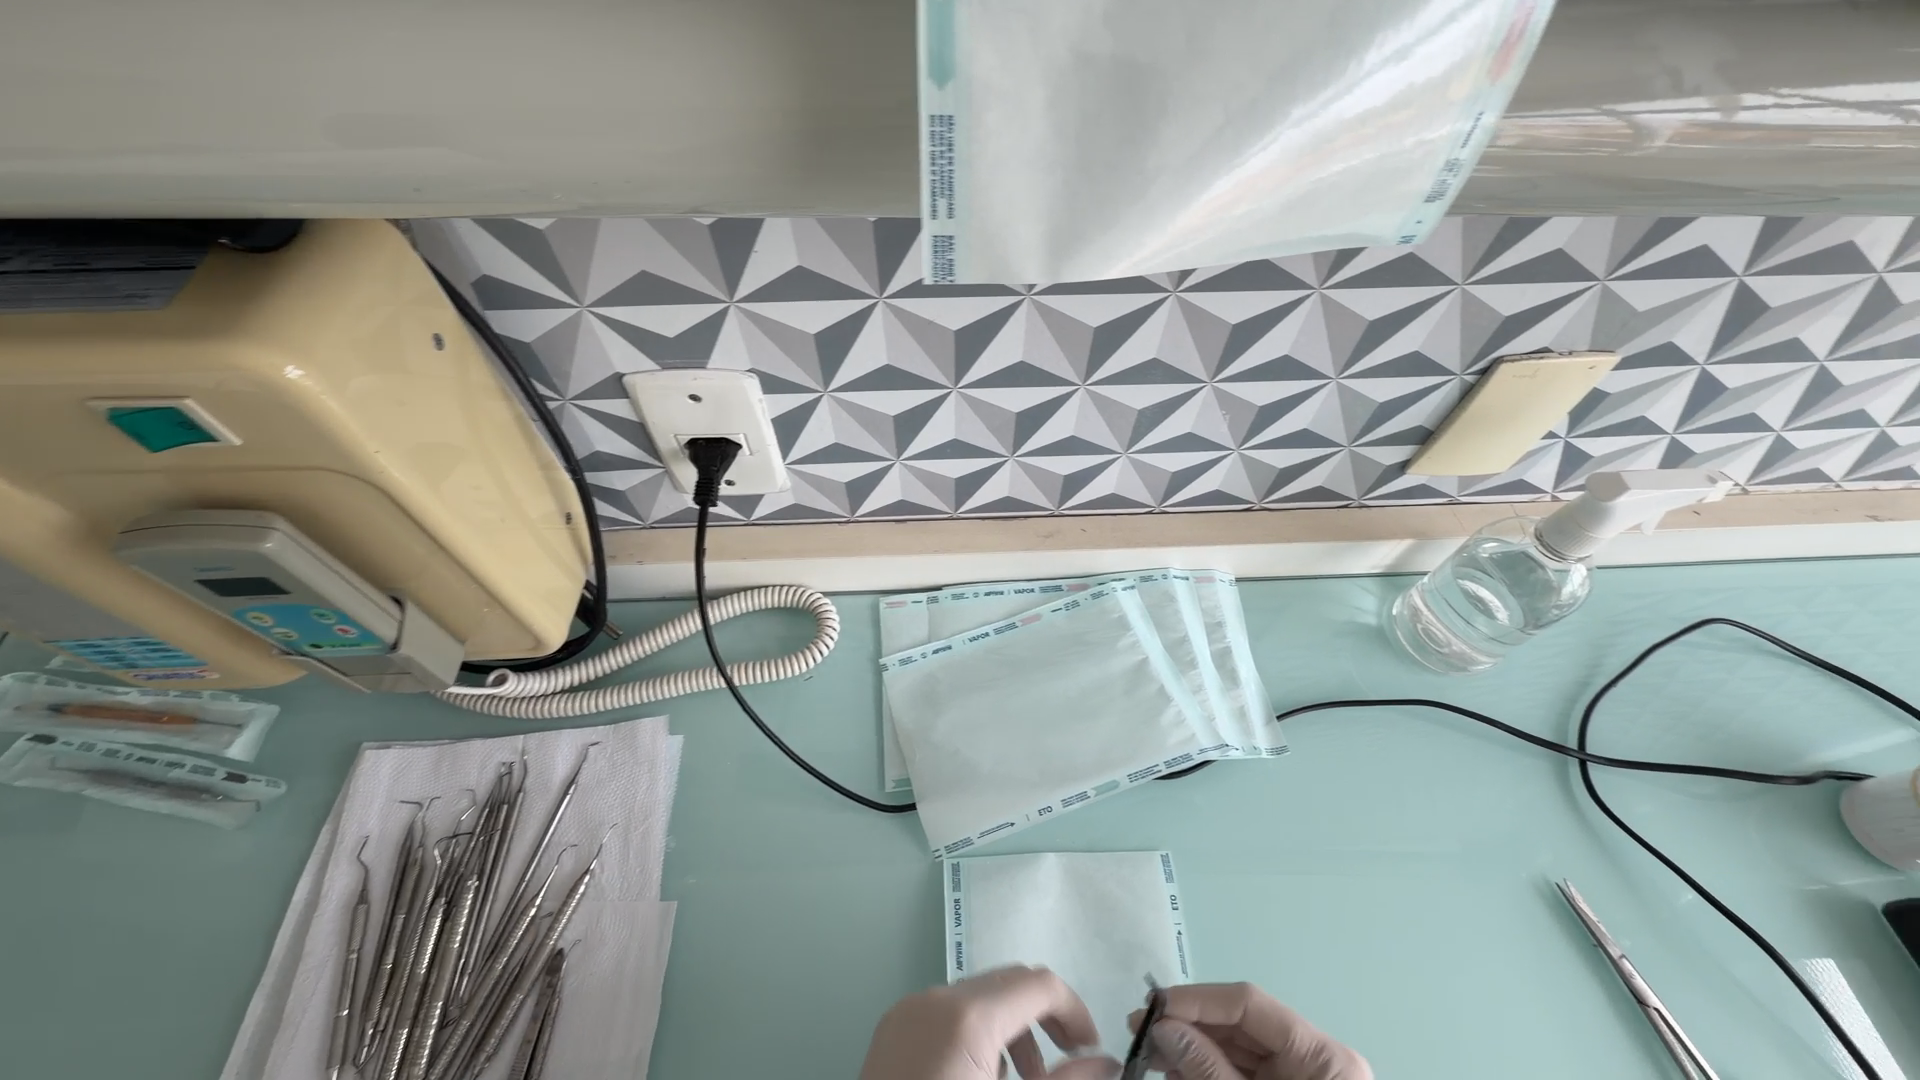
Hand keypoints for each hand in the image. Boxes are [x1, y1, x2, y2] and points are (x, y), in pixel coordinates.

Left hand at [859, 965, 1121, 1079]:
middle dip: (1044, 1019)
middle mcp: (936, 997)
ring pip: (977, 997)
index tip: (1093, 1051)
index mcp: (969, 1015)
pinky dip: (976, 1033)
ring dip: (1011, 1028)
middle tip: (1068, 1063)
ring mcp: (908, 1010)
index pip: (1039, 984)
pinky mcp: (891, 1028)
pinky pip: (947, 1013)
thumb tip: (1105, 1064)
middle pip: (1008, 984)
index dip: (1075, 1012)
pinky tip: (981, 1078)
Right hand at [1127, 983, 1368, 1079]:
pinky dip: (1204, 1073)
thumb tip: (1163, 1026)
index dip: (1196, 1000)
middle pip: (1241, 1027)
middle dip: (1188, 1027)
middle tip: (1139, 1033)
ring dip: (1191, 1050)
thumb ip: (1206, 1068)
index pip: (1248, 1004)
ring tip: (1150, 1058)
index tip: (1150, 1008)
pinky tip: (1173, 1076)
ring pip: (1236, 1052)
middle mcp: (1314, 1063)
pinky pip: (1238, 1077)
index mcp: (1322, 1057)